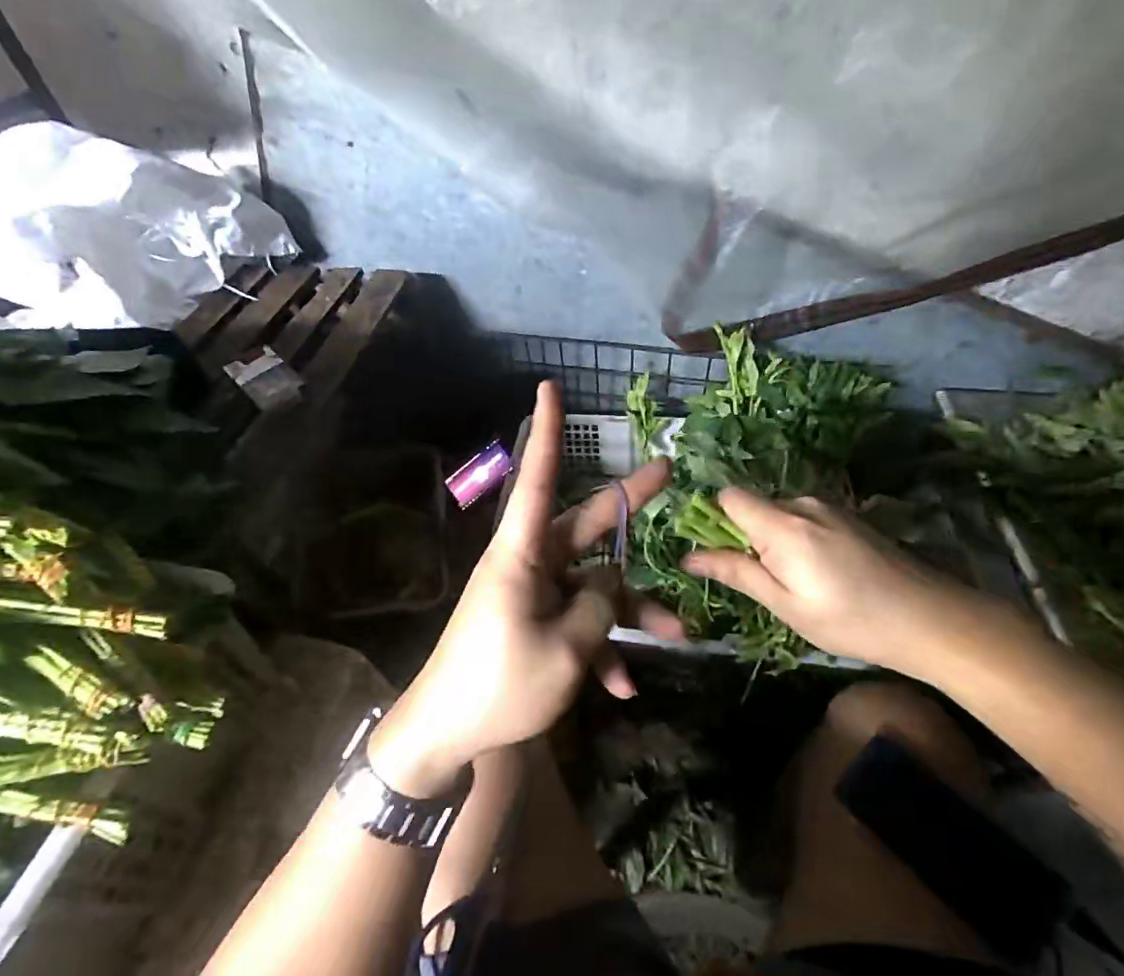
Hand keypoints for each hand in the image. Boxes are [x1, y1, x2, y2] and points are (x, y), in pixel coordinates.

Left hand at [371, 382, 677, 796]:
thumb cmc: (499, 684)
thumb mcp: (565, 651)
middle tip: (667, 473)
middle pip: (584, 526)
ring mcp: (531, 594)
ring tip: (675, 635)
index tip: (549, 389)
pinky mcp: (533, 623)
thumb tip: (610, 583)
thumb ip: (598, 608)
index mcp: (520, 554)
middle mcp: (527, 563)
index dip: (545, 432)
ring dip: (629, 613)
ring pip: (591, 586)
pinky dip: (600, 650)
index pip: (536, 478)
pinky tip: (623, 687)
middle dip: (627, 508)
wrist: (447, 734)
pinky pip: (575, 623)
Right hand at [681, 487, 1011, 677]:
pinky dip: (798, 541)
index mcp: (782, 525)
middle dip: (745, 536)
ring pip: (779, 514)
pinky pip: (804, 520)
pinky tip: (822, 575)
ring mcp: (830, 508)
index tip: (719, 553)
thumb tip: (688, 556)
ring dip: (774, 541)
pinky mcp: (849, 517)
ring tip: (796, 583)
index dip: (715, 520)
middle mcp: (803, 505)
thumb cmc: (850, 620)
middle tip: (761, 581)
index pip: (729, 496)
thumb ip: (737, 572)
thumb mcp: (785, 604)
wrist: (931, 619)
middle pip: (754, 506)